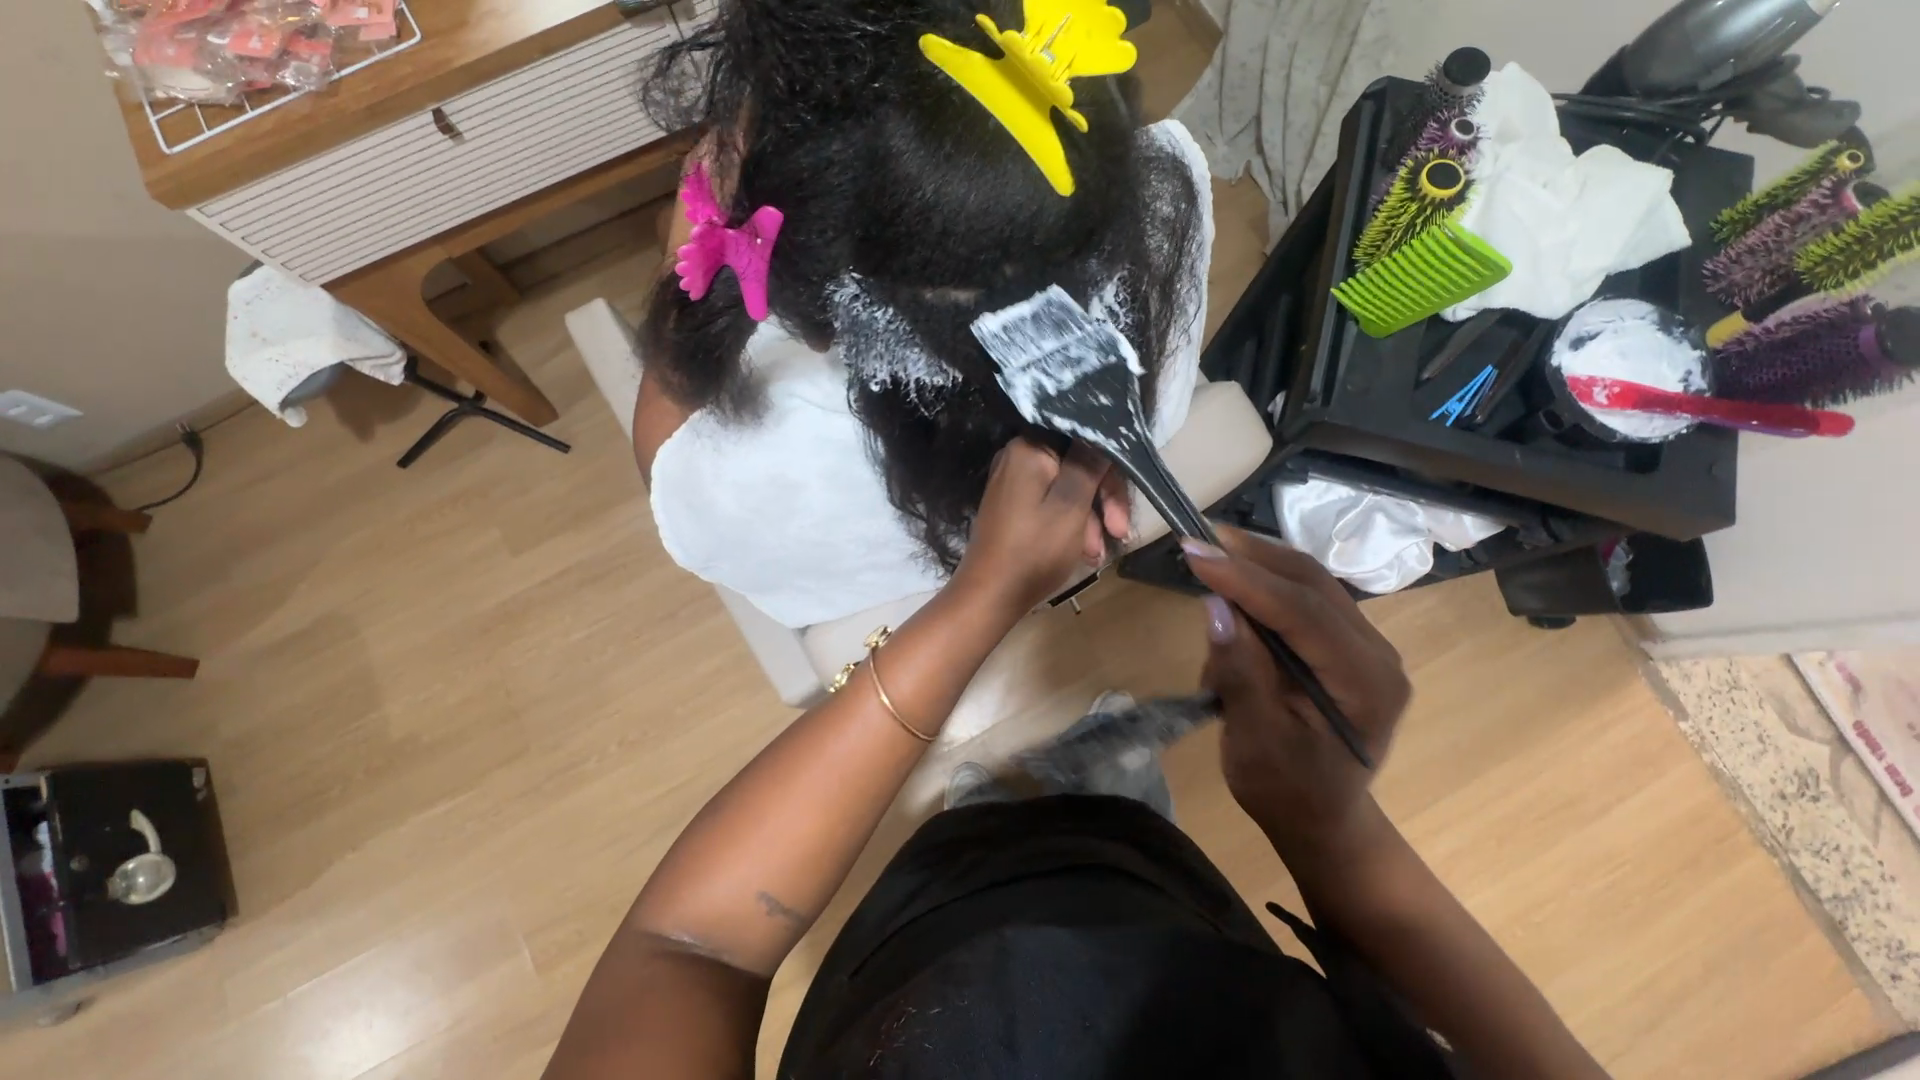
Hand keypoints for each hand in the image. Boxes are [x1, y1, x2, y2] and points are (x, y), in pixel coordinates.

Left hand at [953, 438, 1112, 617]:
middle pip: (1077, 466)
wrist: (990, 596)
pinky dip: (1070, 525)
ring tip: (1097, 554)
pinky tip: (1084, 553)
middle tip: (1120, 534)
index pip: (1084, 441)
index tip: (1122, 506)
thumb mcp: (1070, 506)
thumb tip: (1103, 431)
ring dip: (1089, 520)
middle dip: (1103, 501)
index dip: (1111, 471)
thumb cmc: (1033, 550)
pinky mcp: (1013, 505)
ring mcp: (1013, 482)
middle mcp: (1018, 457)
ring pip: (1067, 489)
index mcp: (1029, 448)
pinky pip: (1051, 504)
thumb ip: (1090, 465)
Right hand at [1184, 528, 1411, 844]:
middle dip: (1252, 558)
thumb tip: (1215, 607)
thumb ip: (1240, 673)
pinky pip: (1305, 600)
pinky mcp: (1346, 645)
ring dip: (1256, 569)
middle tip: (1196, 541)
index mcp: (1366, 682)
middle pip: (1312, 583)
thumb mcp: (1255, 741)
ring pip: (1309, 583)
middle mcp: (1377, 653)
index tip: (1194, 553)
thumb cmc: (1286, 790)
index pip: (1303, 611)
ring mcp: (1366, 646)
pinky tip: (1233, 590)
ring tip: (1207, 566)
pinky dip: (1265, 588)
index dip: (1246, 579)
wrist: (1321, 819)